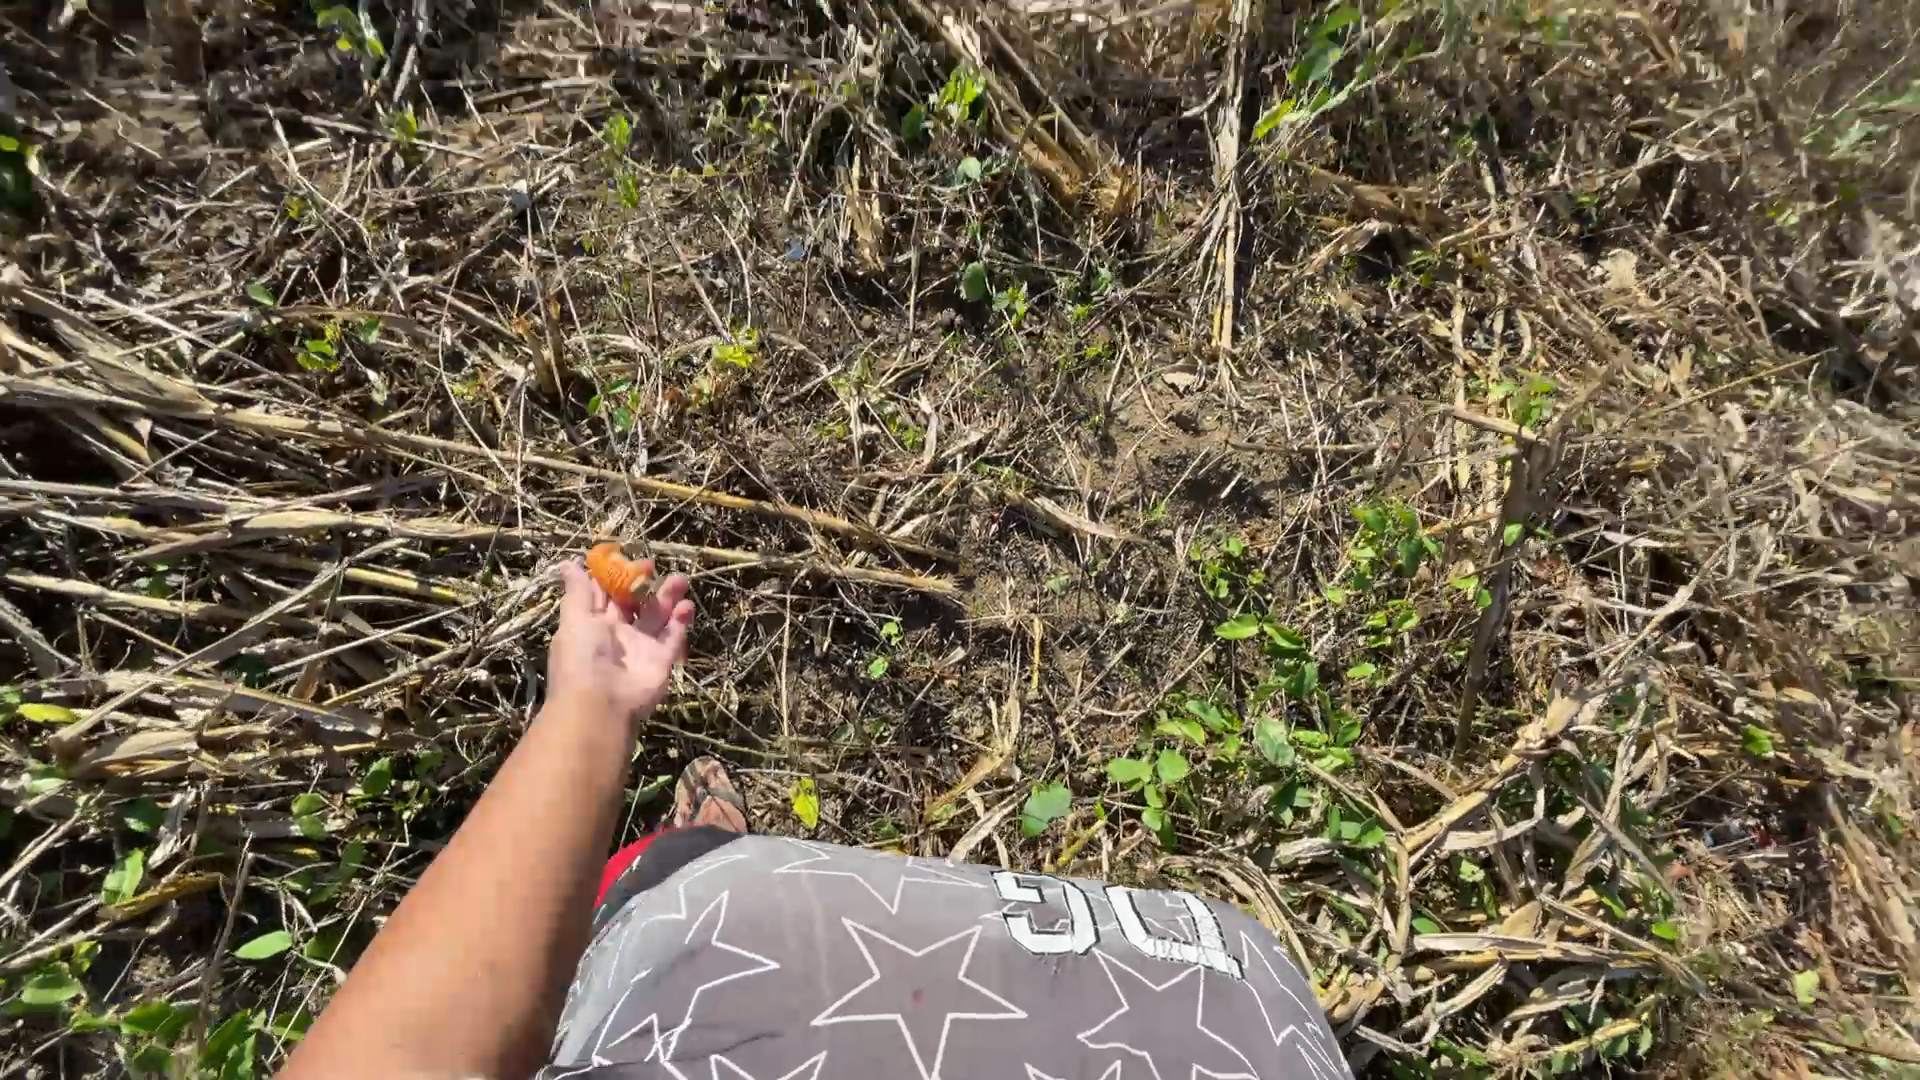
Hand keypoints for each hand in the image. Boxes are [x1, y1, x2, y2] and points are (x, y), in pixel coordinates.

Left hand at [544, 559, 694, 727]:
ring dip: (668, 597)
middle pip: (634, 603)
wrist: (602, 704)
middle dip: (645, 584)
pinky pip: (674, 635)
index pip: (606, 595)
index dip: (616, 577)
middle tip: (654, 566)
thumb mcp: (575, 620)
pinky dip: (681, 620)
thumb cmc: (581, 657)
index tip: (629, 559)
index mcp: (593, 624)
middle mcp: (618, 634)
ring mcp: (642, 646)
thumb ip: (577, 592)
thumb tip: (566, 563)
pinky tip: (686, 605)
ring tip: (681, 579)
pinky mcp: (662, 659)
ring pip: (658, 616)